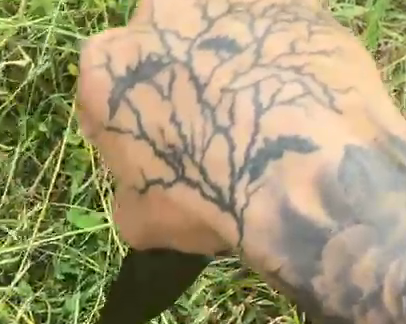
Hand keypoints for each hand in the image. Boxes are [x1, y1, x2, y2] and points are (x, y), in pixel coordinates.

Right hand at [74, 0, 405, 257]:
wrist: (303, 173)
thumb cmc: (207, 197)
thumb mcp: (140, 221)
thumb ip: (130, 186)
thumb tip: (140, 186)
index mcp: (109, 66)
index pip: (102, 89)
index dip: (122, 122)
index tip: (145, 146)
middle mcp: (160, 13)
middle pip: (160, 42)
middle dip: (174, 76)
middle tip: (201, 124)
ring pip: (218, 28)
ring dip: (226, 58)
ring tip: (253, 108)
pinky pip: (278, 26)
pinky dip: (282, 54)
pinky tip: (296, 95)